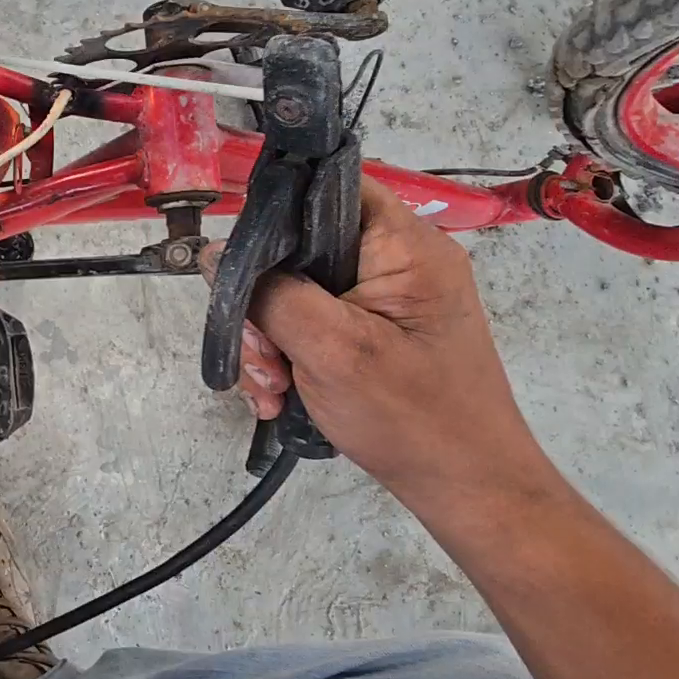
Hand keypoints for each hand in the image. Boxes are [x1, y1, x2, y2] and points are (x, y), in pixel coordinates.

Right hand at [200, 178, 546, 504]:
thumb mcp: (329, 348)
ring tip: (270, 386)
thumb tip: (214, 254)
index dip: (276, 209)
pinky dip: (281, 357)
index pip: (330, 188)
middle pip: (296, 250)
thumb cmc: (412, 416)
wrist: (464, 490)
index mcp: (404, 247)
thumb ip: (267, 292)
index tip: (239, 257)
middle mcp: (393, 262)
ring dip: (264, 340)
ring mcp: (378, 299)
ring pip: (288, 292)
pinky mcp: (365, 330)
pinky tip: (276, 393)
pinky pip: (302, 324)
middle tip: (260, 352)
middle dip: (260, 303)